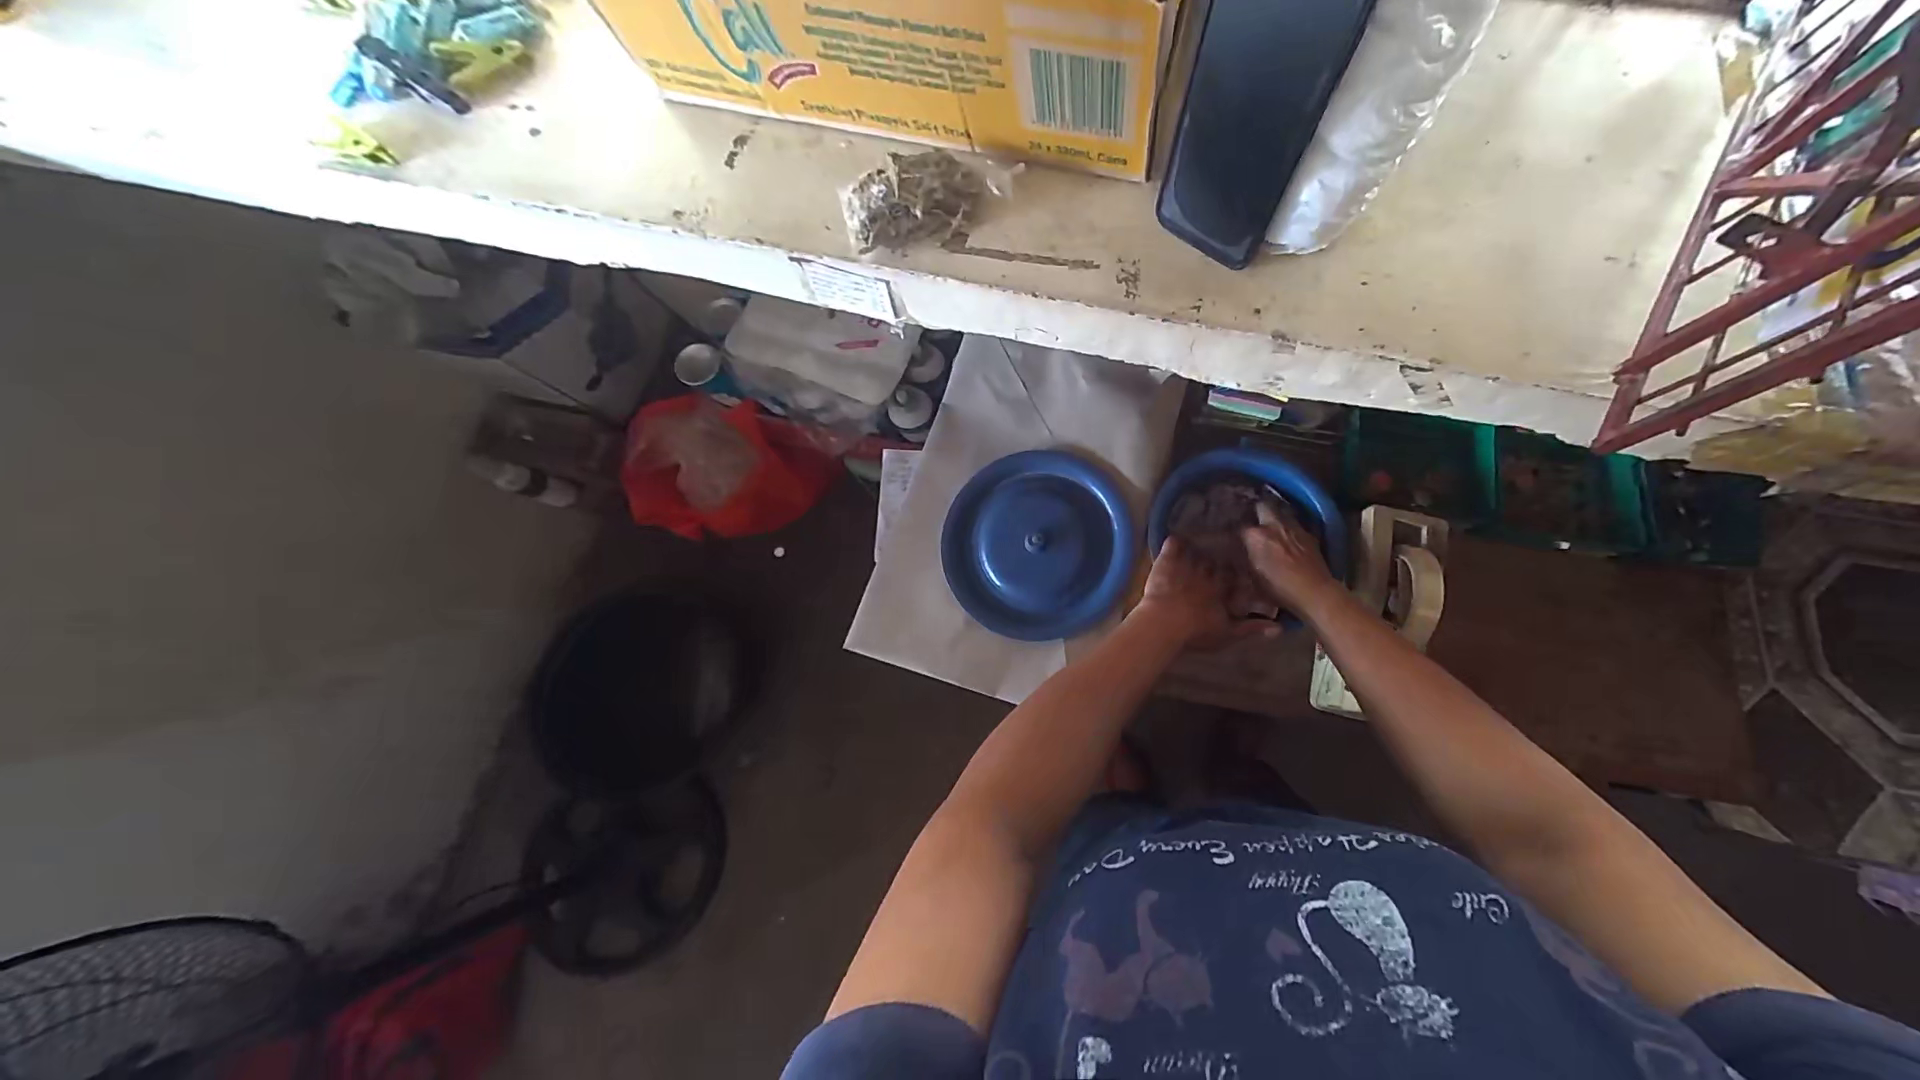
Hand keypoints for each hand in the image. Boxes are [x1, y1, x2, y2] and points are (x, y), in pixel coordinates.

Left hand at [1132, 538, 1277, 647]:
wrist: (1165, 622)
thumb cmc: (1196, 632)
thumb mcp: (1227, 634)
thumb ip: (1251, 629)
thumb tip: (1280, 628)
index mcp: (1223, 589)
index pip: (1233, 576)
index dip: (1233, 574)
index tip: (1234, 572)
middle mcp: (1209, 573)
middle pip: (1215, 561)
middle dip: (1216, 559)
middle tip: (1215, 558)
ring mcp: (1187, 565)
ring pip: (1197, 551)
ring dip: (1197, 549)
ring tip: (1198, 545)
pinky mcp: (1167, 561)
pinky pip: (1172, 544)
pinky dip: (1174, 541)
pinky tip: (1174, 538)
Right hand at [1241, 503, 1341, 619]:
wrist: (1313, 592)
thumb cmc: (1277, 588)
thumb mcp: (1252, 575)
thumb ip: (1245, 557)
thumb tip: (1239, 551)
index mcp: (1255, 536)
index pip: (1239, 526)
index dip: (1237, 530)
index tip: (1235, 535)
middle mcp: (1273, 526)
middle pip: (1262, 506)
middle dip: (1257, 510)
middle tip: (1253, 518)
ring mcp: (1293, 528)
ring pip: (1281, 512)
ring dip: (1275, 517)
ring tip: (1270, 525)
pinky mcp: (1309, 534)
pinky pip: (1295, 525)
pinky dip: (1289, 528)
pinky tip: (1288, 537)